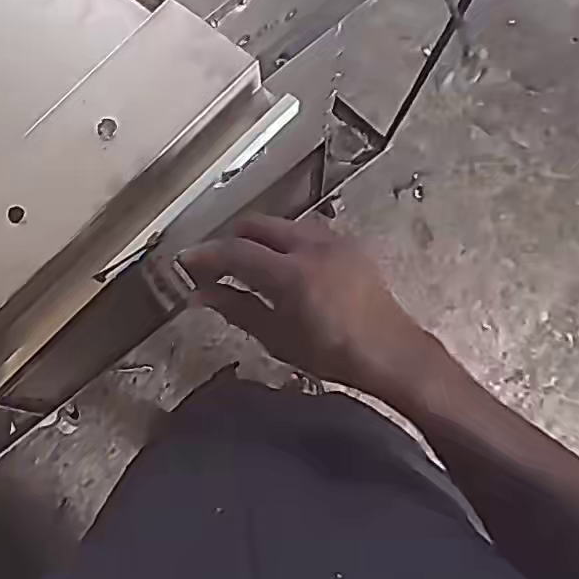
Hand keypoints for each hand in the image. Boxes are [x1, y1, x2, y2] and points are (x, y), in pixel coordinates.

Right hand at [180, 215, 456, 406]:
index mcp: (292, 274)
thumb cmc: (332, 354)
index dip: (207, 255)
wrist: (392, 352)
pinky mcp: (347, 242)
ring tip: (248, 266)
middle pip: (257, 225)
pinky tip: (283, 265)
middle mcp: (312, 246)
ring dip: (258, 239)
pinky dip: (284, 241)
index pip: (237, 252)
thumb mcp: (278, 337)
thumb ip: (237, 309)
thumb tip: (201, 294)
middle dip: (231, 240)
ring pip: (281, 224)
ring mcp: (333, 240)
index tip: (187, 262)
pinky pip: (304, 230)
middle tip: (216, 264)